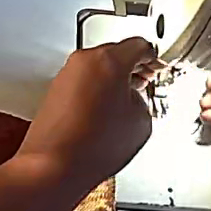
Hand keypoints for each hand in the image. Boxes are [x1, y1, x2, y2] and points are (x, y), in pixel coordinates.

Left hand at [17, 38, 160, 189]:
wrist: (54, 165)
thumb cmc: (92, 146)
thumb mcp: (140, 122)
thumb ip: (143, 99)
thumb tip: (135, 99)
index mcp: (110, 60)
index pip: (140, 46)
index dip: (153, 58)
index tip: (157, 66)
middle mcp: (85, 61)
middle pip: (116, 53)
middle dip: (133, 68)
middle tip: (145, 82)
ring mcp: (67, 73)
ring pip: (97, 66)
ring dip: (113, 79)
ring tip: (125, 102)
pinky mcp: (56, 89)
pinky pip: (82, 80)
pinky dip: (96, 88)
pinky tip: (104, 111)